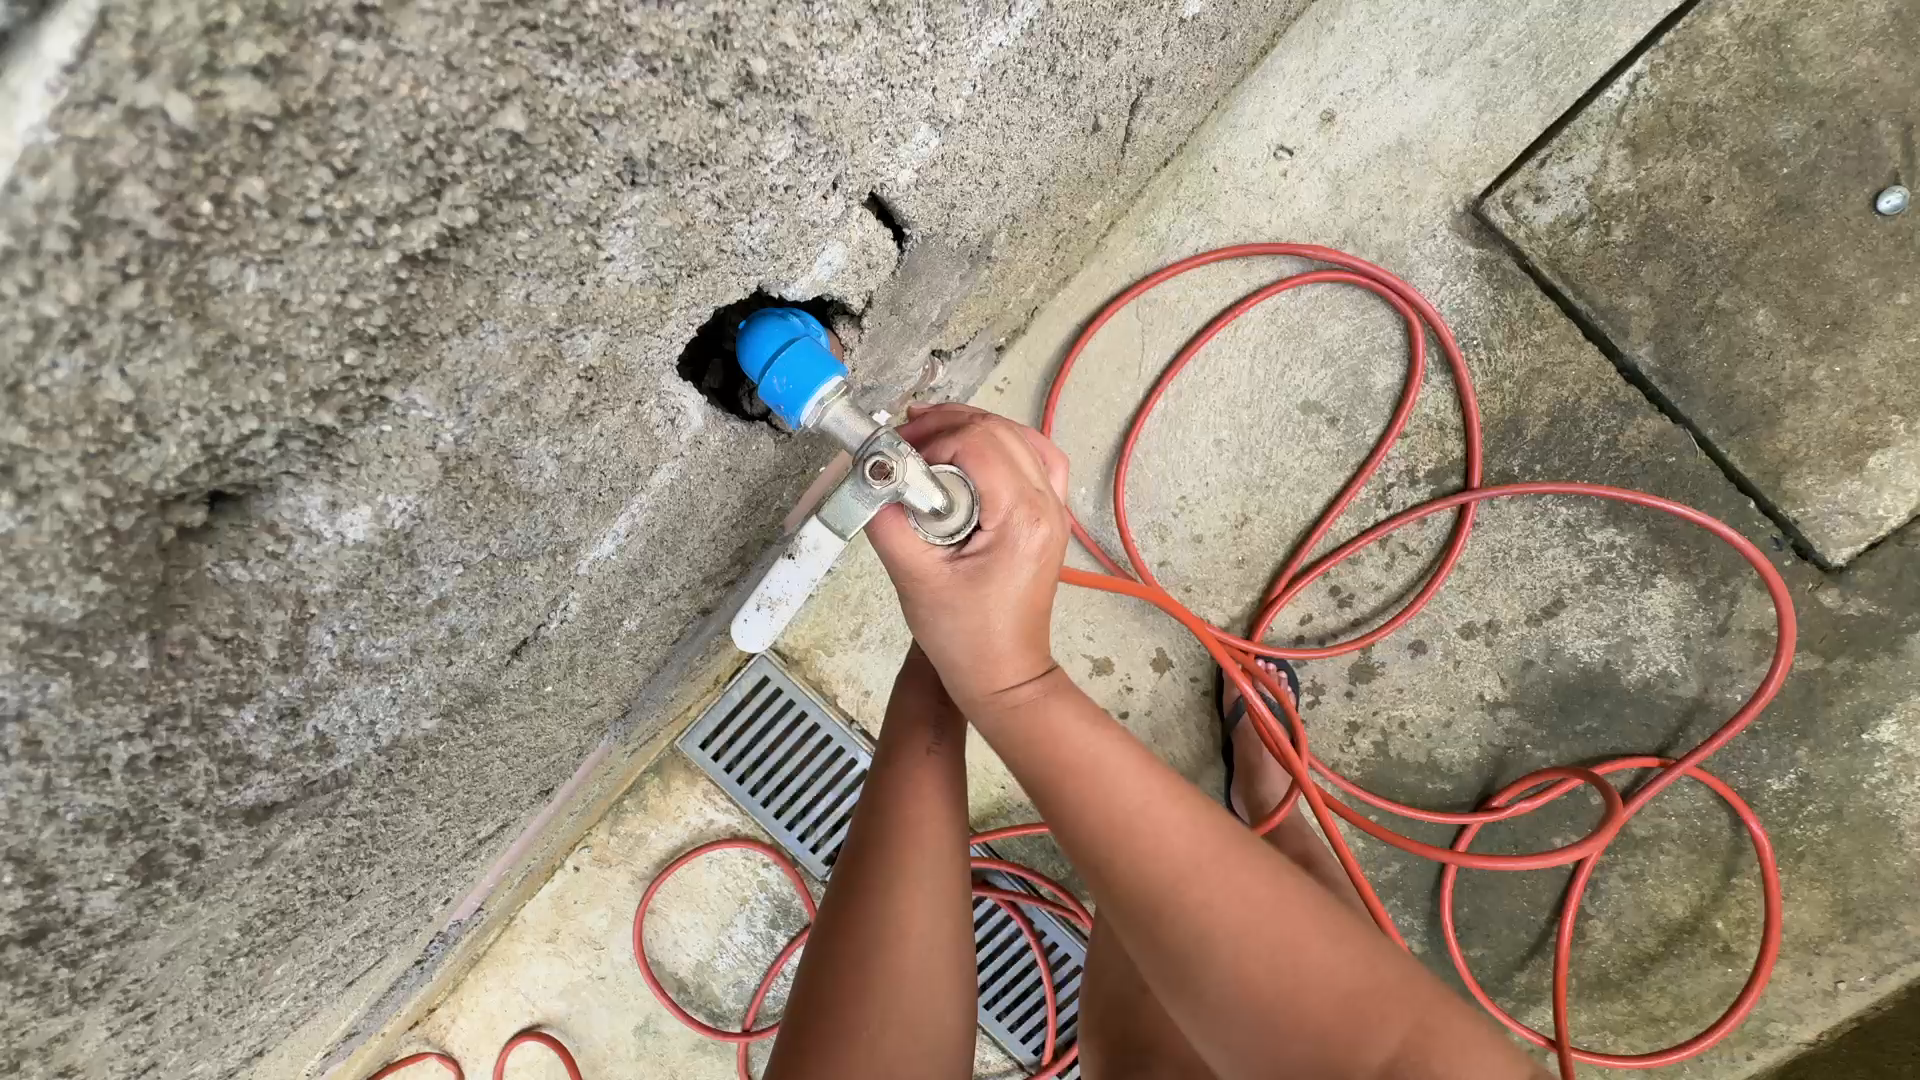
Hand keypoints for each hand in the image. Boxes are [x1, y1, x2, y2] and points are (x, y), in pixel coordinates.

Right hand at [866, 405, 1070, 709]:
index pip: (978, 444)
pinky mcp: (1049, 519)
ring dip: (974, 428)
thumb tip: (869, 478)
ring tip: (929, 434)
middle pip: (1000, 431)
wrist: (1004, 674)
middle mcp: (1048, 506)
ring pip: (1021, 438)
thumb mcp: (915, 579)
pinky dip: (1003, 445)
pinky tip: (973, 451)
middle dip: (947, 425)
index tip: (896, 459)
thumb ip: (889, 522)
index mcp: (1021, 518)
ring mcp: (1055, 511)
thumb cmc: (963, 637)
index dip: (932, 439)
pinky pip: (1036, 460)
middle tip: (903, 441)